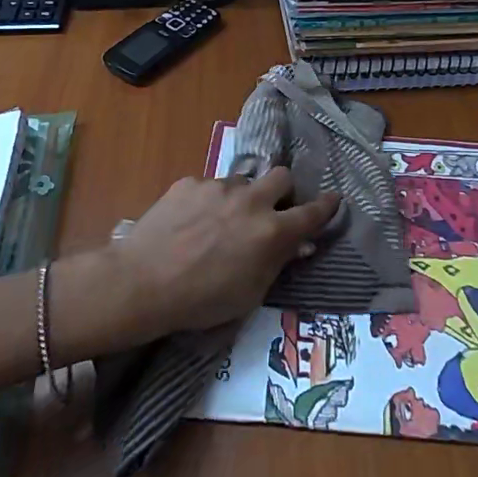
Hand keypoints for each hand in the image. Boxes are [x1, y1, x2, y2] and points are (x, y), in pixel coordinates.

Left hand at [99, 169, 336, 343]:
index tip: (333, 199)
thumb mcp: (251, 293)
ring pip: (242, 181)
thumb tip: (297, 244)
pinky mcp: (188, 182)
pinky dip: (207, 201)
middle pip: (281, 176)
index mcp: (272, 231)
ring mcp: (218, 187)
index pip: (312, 212)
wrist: (144, 281)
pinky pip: (208, 186)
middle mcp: (250, 200)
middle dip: (282, 191)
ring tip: (218, 223)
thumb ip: (277, 262)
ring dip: (240, 198)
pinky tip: (189, 223)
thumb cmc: (203, 300)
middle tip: (269, 210)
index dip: (326, 206)